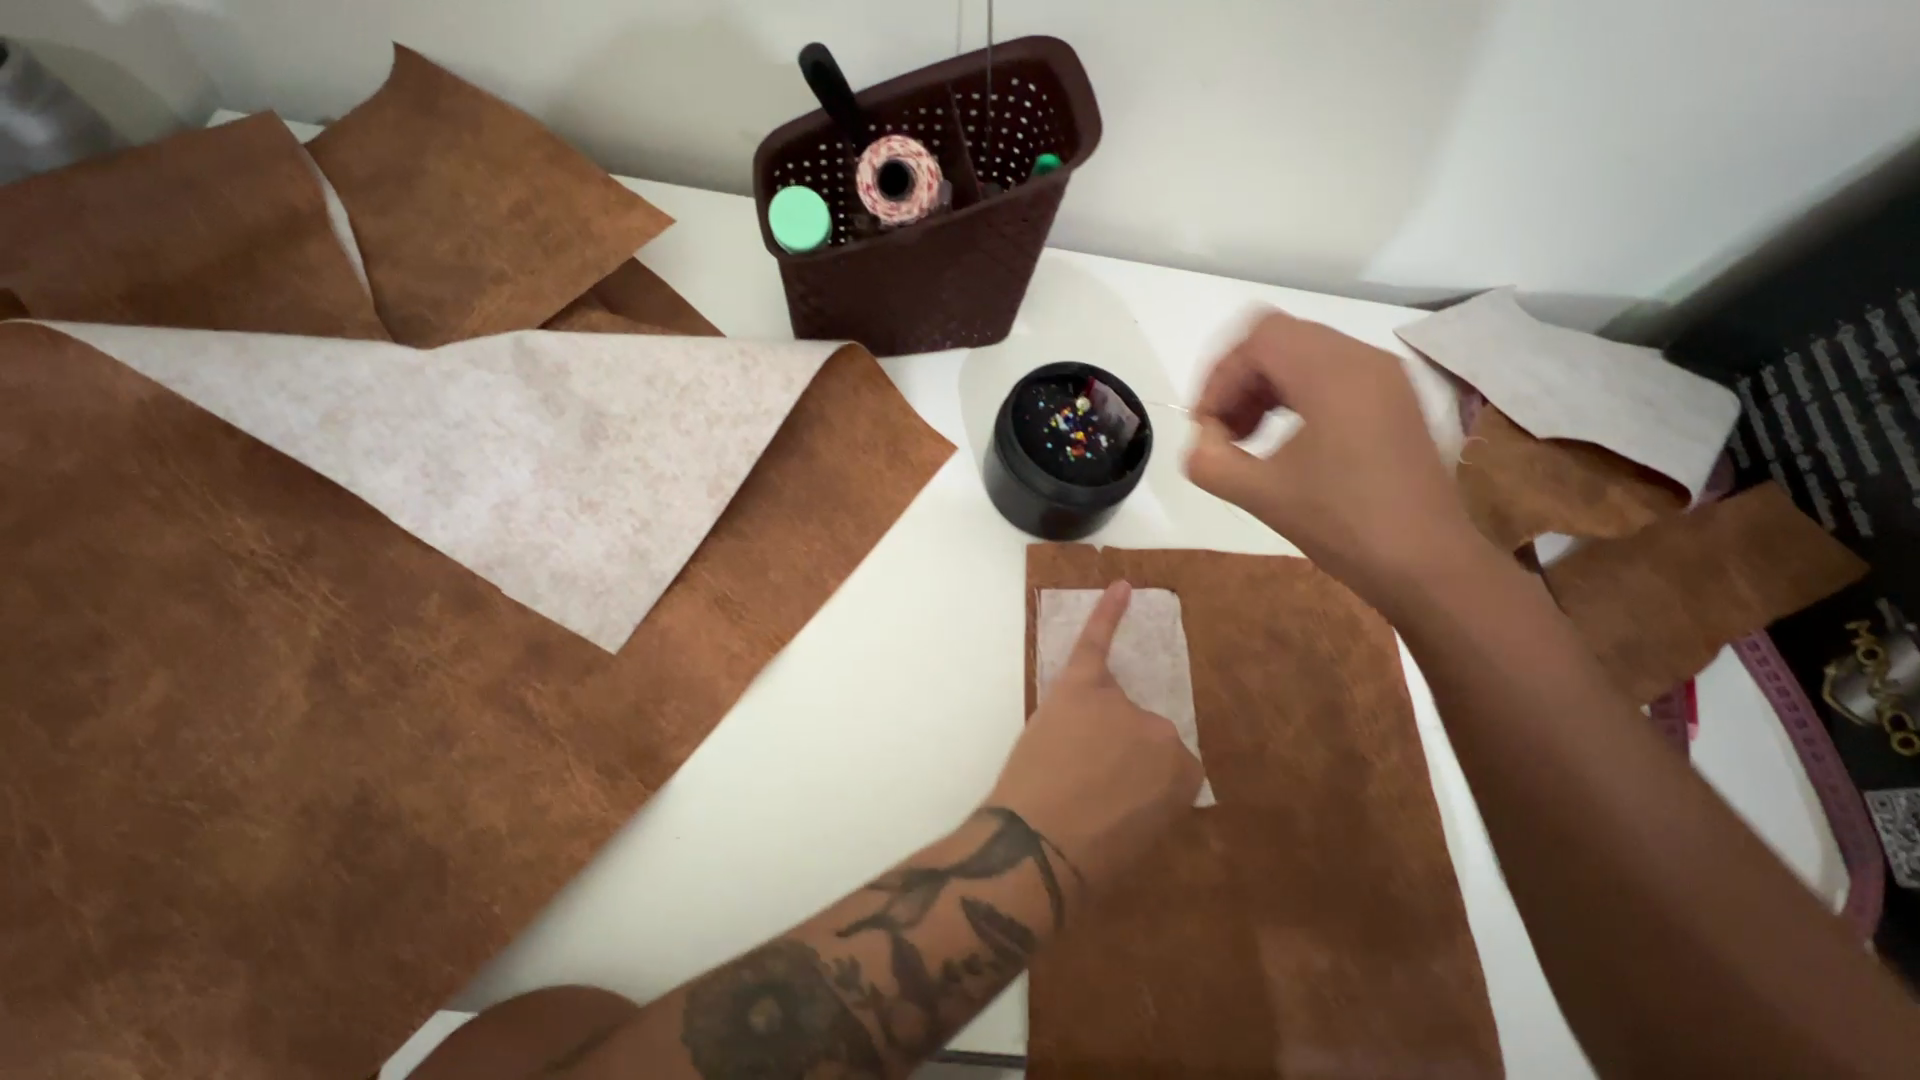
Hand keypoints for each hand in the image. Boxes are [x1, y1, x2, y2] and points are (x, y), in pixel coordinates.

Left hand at [987, 581, 1202, 891]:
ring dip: (1091, 732)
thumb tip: (1132, 780)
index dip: (1133, 788)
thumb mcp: (1142, 838)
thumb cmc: (1090, 859)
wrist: (1038, 849)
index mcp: (1187, 775)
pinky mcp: (1080, 688)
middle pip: (1136, 736)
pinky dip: (1108, 614)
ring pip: (1109, 710)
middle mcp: (1163, 732)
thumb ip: (1151, 797)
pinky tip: (1120, 586)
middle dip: (1112, 761)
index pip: (1167, 770)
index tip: (1113, 809)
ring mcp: (1121, 706)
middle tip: (1082, 792)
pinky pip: (1097, 643)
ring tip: (1066, 767)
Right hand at [1185, 309, 1479, 595]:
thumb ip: (1210, 461)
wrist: (1426, 563)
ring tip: (1247, 439)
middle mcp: (1363, 360)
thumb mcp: (1260, 495)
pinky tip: (1285, 441)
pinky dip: (1296, 394)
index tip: (1205, 427)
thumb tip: (1202, 441)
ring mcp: (1385, 378)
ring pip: (1306, 353)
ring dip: (1265, 387)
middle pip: (1281, 339)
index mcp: (1332, 374)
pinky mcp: (1395, 401)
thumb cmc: (1343, 525)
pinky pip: (1333, 374)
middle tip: (1222, 432)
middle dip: (1239, 380)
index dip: (1219, 377)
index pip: (1258, 338)